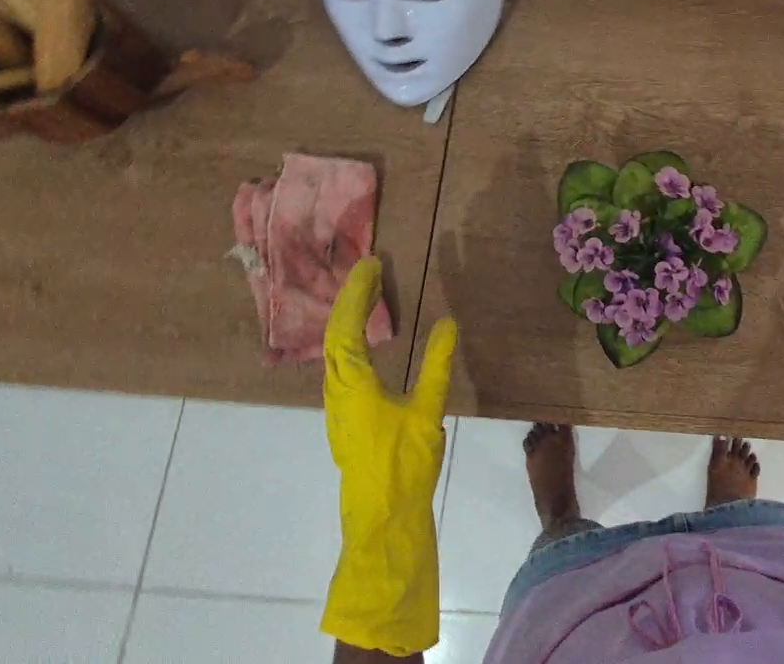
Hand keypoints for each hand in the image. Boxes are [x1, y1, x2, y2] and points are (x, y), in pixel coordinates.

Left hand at [320, 257, 458, 654]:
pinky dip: (354, 343)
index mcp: (351, 385)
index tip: (371, 264)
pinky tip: (372, 346)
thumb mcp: (427, 410)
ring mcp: (339, 408)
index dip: (357, 293)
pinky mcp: (347, 420)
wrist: (383, 519)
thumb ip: (436, 365)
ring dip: (350, 321)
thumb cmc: (403, 463)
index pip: (346, 327)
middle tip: (371, 272)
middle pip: (335, 335)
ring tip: (371, 299)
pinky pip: (343, 368)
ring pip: (336, 353)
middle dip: (351, 300)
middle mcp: (337, 391)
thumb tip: (447, 323)